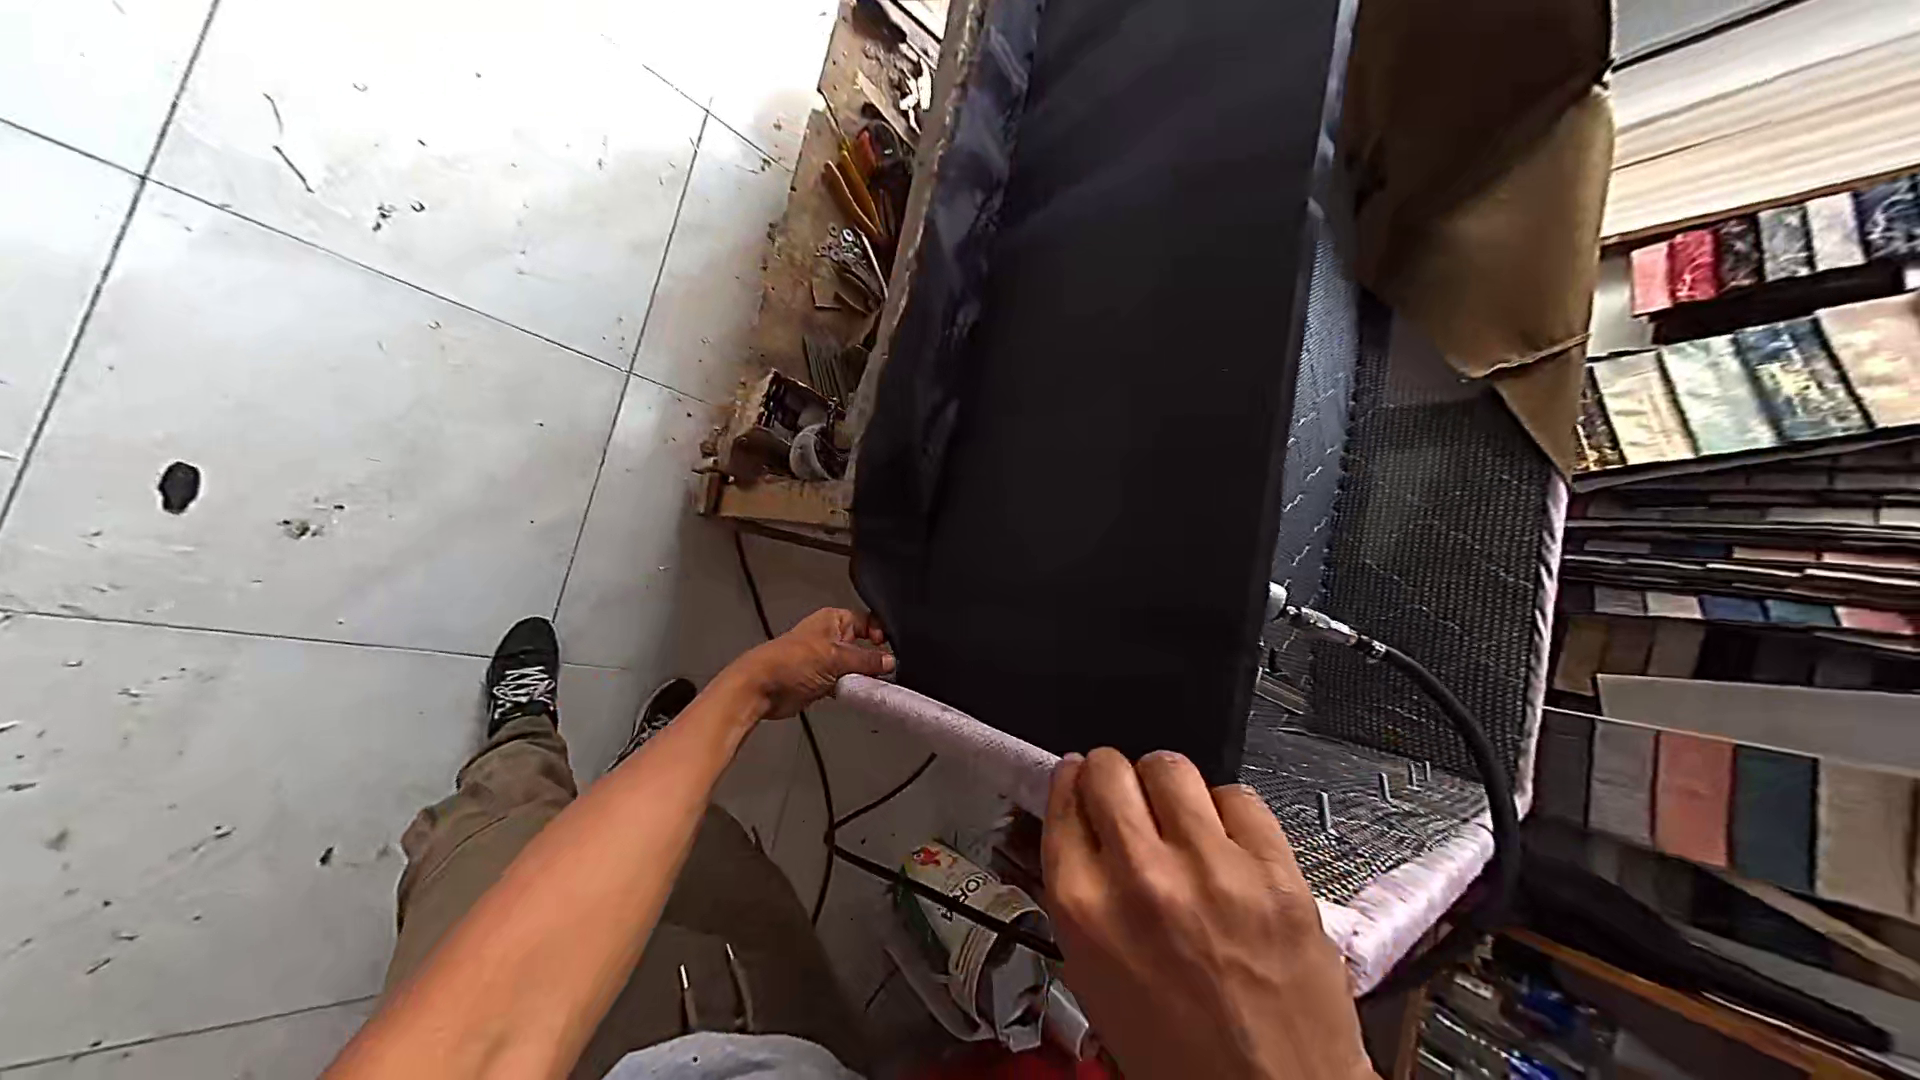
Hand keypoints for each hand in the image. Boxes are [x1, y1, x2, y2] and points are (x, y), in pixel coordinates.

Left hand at [716, 607, 894, 719]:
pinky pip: (846, 683)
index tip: (888, 649)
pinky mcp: (822, 681)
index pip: (867, 621)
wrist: (761, 689)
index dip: (880, 634)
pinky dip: (852, 688)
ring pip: (855, 667)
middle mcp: (831, 637)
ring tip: (868, 683)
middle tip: (882, 670)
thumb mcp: (836, 656)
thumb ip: (866, 660)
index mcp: (834, 620)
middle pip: (864, 646)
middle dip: (872, 659)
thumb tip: (889, 661)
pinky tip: (858, 693)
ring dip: (861, 676)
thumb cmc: (790, 661)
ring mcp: (826, 659)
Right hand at [1042, 748, 1375, 1079]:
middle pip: (1109, 769)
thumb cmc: (1175, 1050)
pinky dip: (1226, 810)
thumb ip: (1076, 883)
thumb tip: (1074, 810)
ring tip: (1176, 811)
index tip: (1078, 778)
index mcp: (1085, 909)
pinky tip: (1225, 840)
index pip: (1064, 798)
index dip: (1071, 783)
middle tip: (1125, 791)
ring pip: (1170, 767)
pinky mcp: (1275, 874)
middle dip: (1111, 773)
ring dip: (1165, 783)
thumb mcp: (1091, 969)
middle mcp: (1142, 880)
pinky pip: (1238, 795)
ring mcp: (1211, 872)